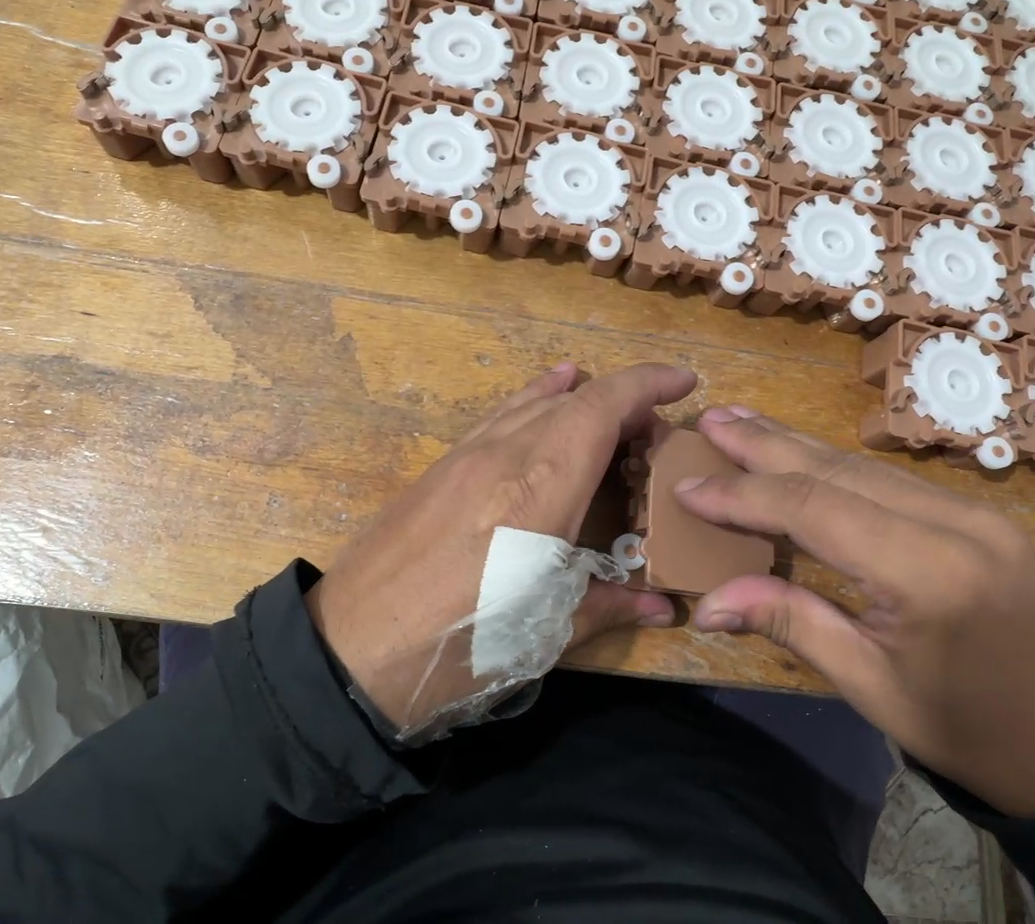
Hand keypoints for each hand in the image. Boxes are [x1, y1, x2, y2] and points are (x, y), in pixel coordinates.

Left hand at [308, 363, 691, 736]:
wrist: (351, 653)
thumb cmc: (461, 645)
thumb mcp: (545, 634)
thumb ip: (610, 606)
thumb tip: (666, 607)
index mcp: (540, 487)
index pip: (600, 408)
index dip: (647, 384)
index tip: (683, 381)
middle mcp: (503, 454)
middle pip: (570, 400)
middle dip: (620, 400)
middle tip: (653, 433)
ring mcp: (464, 456)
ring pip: (528, 402)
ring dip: (574, 396)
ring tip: (607, 403)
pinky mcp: (438, 470)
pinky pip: (497, 419)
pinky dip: (529, 404)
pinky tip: (538, 402)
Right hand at [674, 407, 1034, 818]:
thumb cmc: (969, 732)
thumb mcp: (871, 687)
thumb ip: (791, 624)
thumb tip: (706, 602)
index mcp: (929, 573)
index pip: (815, 509)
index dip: (744, 495)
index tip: (686, 485)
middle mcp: (956, 524)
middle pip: (838, 470)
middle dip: (765, 444)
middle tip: (709, 420)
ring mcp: (974, 514)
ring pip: (865, 467)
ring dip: (797, 446)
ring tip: (741, 424)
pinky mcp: (980, 518)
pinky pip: (891, 482)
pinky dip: (835, 467)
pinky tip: (802, 458)